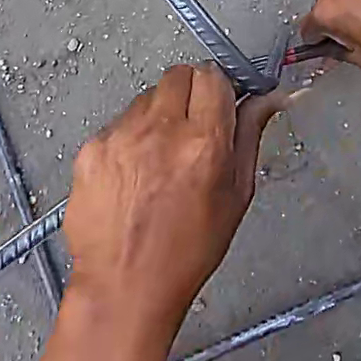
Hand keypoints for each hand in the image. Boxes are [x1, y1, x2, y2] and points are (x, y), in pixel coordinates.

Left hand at [64, 64, 289, 331]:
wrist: (124, 285)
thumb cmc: (188, 250)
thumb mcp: (235, 196)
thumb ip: (249, 136)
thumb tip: (269, 98)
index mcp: (203, 143)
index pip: (212, 76)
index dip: (217, 88)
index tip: (217, 104)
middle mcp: (159, 130)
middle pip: (177, 75)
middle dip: (188, 92)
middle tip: (190, 127)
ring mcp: (120, 136)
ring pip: (145, 98)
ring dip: (157, 115)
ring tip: (158, 158)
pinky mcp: (91, 147)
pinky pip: (117, 123)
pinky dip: (128, 138)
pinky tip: (132, 173)